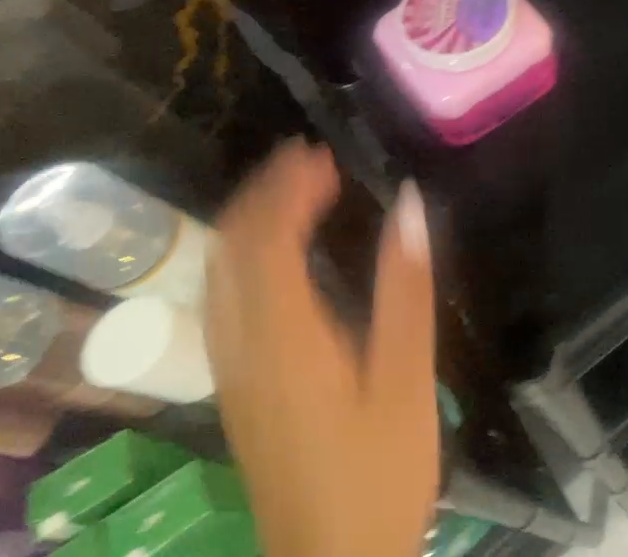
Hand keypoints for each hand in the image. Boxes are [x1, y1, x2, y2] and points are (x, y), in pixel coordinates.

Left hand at [206, 140, 437, 556]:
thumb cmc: (381, 471)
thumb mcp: (408, 378)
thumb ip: (406, 288)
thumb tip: (409, 205)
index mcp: (285, 338)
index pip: (263, 239)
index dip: (287, 188)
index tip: (325, 155)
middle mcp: (242, 348)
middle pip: (228, 251)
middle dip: (261, 195)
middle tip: (308, 161)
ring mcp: (233, 373)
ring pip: (217, 278)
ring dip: (248, 224)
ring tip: (294, 194)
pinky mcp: (240, 392)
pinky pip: (224, 304)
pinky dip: (245, 261)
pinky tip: (280, 261)